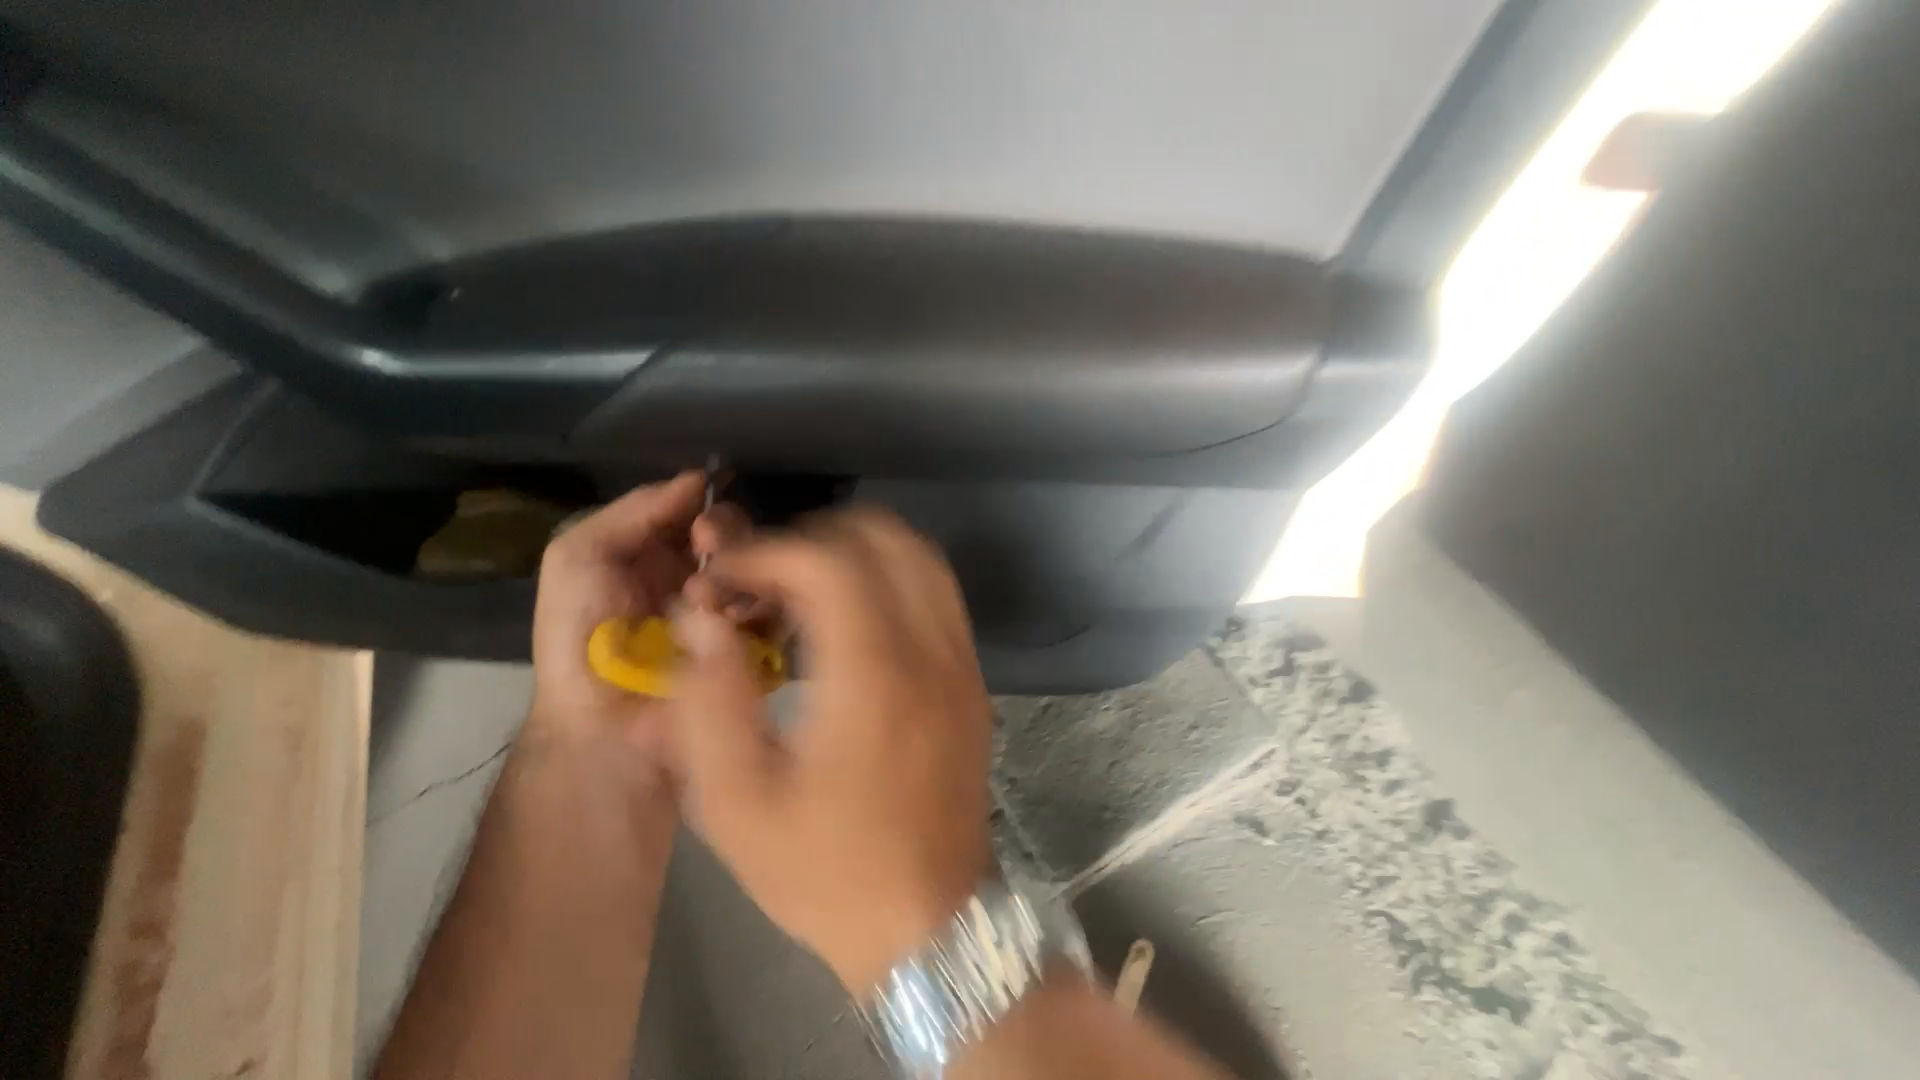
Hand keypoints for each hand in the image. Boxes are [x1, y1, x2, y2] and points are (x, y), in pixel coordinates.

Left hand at [530, 470, 750, 760]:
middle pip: (741, 539)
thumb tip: (696, 479)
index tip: (697, 525)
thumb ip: (633, 511)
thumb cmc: (580, 640)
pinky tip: (732, 627)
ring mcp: (733, 618)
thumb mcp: (578, 557)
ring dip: (739, 579)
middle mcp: (702, 580)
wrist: (602, 725)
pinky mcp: (758, 653)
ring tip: (705, 603)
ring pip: (767, 573)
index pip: (701, 513)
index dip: (706, 509)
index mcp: (660, 556)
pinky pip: (782, 617)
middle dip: (729, 538)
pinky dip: (762, 613)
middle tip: (706, 552)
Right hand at [669, 507, 994, 993]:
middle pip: (884, 536)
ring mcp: (963, 662)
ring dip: (854, 553)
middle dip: (810, 539)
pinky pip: (936, 594)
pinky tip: (843, 625)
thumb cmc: (825, 874)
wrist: (929, 926)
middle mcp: (933, 652)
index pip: (829, 560)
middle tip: (760, 581)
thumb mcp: (737, 804)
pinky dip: (887, 580)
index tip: (722, 580)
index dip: (765, 551)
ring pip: (919, 556)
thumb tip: (698, 618)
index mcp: (875, 679)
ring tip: (797, 594)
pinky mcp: (972, 679)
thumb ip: (708, 699)